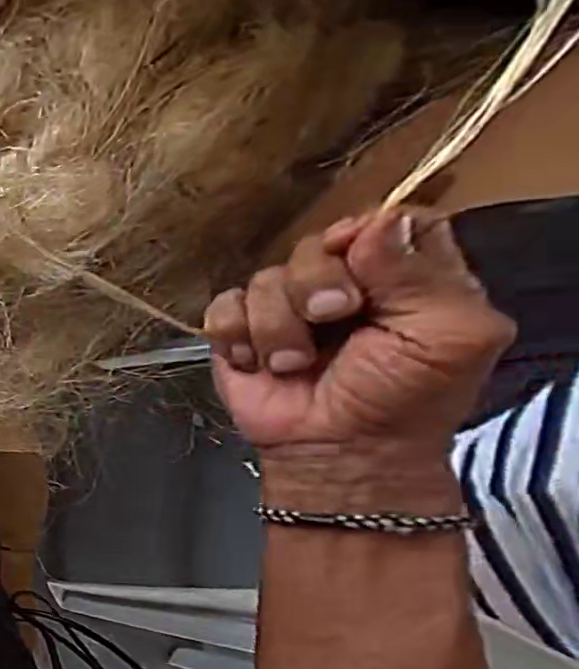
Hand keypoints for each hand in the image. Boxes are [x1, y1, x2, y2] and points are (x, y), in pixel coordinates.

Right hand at [204, 210, 513, 502]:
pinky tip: (254, 362)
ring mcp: (283, 309)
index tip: (355, 253)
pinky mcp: (236, 332)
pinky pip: (220, 309)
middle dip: (314, 283)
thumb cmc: (403, 397)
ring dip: (275, 326)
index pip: (390, 221)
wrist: (332, 446)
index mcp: (406, 277)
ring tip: (293, 362)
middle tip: (330, 318)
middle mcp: (343, 285)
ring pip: (262, 281)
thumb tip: (375, 222)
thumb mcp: (448, 334)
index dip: (368, 229)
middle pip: (315, 246)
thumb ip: (420, 275)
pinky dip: (234, 337)